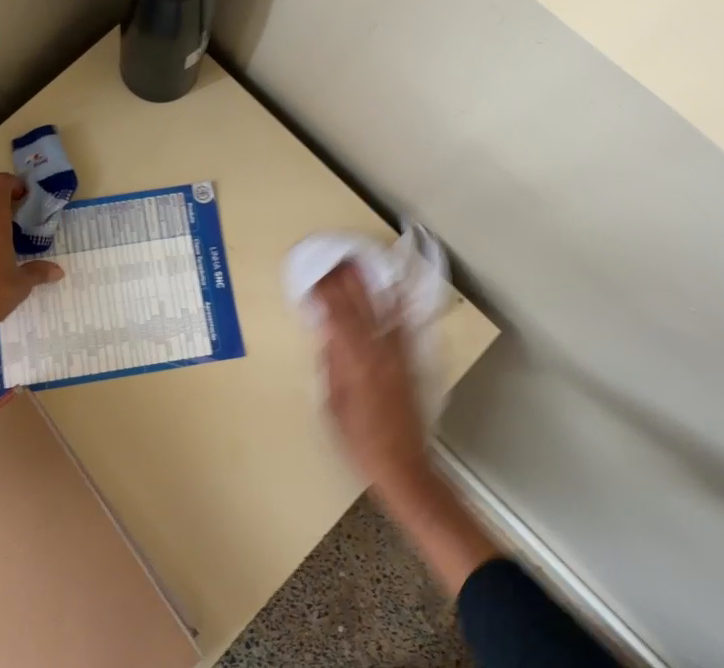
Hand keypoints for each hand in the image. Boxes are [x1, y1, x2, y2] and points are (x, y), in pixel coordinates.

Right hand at [315, 262, 432, 505]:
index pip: (336, 315)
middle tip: (332, 259)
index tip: (313, 276)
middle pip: (360, 305)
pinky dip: (399, 304)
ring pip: (382, 309)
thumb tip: (328, 335)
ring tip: (357, 263)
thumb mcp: (331, 402)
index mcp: (354, 360)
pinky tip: (395, 289)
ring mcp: (398, 354)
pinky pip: (404, 325)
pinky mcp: (410, 362)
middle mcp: (378, 351)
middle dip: (344, 280)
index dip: (324, 292)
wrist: (401, 464)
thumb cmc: (358, 440)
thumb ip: (330, 364)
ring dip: (368, 285)